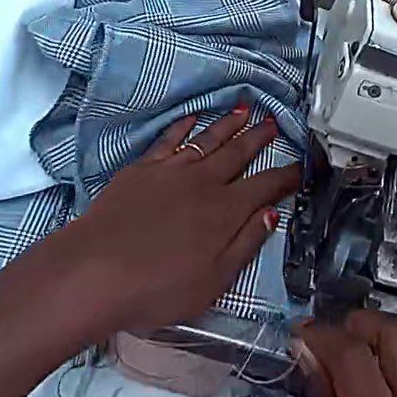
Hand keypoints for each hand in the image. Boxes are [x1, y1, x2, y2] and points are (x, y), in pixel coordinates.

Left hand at [38, 103, 300, 335]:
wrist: (95, 269)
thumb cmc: (156, 287)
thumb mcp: (213, 281)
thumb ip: (245, 244)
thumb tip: (270, 213)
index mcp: (224, 212)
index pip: (264, 187)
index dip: (286, 176)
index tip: (301, 165)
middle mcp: (202, 182)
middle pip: (237, 153)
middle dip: (258, 137)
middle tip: (273, 122)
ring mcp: (171, 170)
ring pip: (207, 140)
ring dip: (227, 124)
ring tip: (243, 109)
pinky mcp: (143, 168)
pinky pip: (170, 139)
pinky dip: (184, 126)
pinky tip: (193, 119)